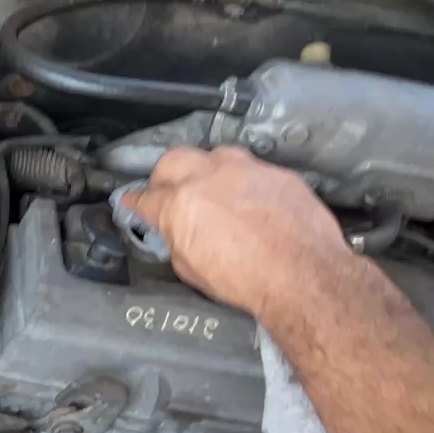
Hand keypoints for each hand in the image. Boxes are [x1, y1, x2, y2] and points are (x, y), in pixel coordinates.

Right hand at [125, 146, 357, 319]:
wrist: (301, 274)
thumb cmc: (243, 278)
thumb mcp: (189, 267)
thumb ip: (177, 238)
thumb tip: (177, 231)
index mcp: (179, 205)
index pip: (145, 198)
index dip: (134, 202)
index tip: (132, 203)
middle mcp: (209, 179)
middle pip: (173, 160)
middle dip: (164, 175)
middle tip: (165, 190)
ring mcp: (246, 171)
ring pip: (214, 155)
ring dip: (205, 169)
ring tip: (208, 187)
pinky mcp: (277, 174)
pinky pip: (251, 168)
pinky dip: (241, 181)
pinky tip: (245, 199)